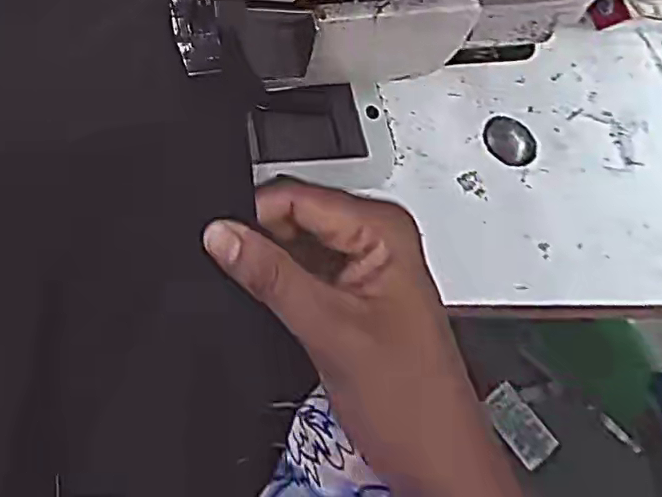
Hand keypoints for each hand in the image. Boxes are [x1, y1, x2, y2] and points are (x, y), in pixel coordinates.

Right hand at [204, 181, 520, 496]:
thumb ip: (269, 276)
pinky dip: (282, 279)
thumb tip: (223, 236)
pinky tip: (280, 305)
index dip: (255, 214)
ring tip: (266, 295)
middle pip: (295, 213)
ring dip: (271, 261)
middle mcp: (376, 234)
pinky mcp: (352, 283)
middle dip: (261, 237)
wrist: (439, 466)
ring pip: (294, 239)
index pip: (299, 196)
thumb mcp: (329, 330)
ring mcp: (364, 259)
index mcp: (382, 228)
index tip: (222, 236)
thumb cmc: (414, 404)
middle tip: (238, 268)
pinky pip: (302, 263)